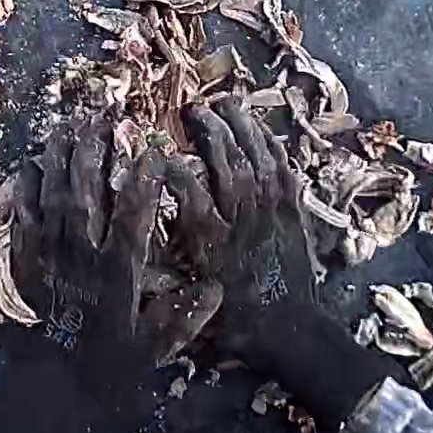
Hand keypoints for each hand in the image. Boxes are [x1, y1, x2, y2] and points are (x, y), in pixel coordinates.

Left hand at [0, 116, 179, 432]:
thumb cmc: (114, 360)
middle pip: (85, 190)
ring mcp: (49, 250)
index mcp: (117, 270)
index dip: (143, 179)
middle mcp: (81, 252)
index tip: (153, 149)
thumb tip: (213, 286)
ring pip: (52, 193)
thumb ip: (184, 316)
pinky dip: (25, 187)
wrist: (59, 383)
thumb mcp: (158, 347)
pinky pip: (22, 213)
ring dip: (60, 155)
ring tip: (70, 123)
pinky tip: (32, 163)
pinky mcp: (27, 256)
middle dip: (94, 150)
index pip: (132, 215)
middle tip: (104, 118)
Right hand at [181, 98, 399, 430]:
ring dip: (240, 126)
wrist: (291, 331)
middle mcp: (241, 214)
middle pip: (225, 159)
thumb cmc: (233, 315)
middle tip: (193, 108)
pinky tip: (262, 131)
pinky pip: (283, 168)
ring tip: (227, 102)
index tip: (153, 149)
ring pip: (256, 156)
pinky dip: (272, 146)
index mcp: (210, 234)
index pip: (185, 185)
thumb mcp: (188, 289)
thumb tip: (139, 230)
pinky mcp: (294, 211)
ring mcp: (272, 209)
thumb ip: (164, 256)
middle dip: (207, 128)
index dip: (168, 163)